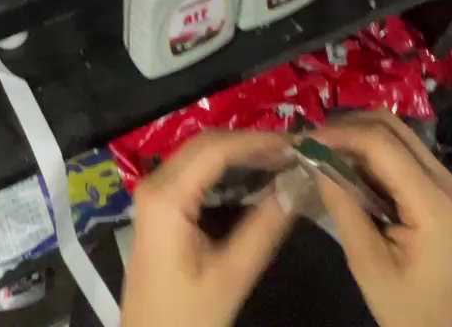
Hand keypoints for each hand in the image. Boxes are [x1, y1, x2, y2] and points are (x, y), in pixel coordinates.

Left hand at [120, 130, 295, 326]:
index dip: (256, 142)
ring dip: (238, 152)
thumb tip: (297, 187)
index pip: (215, 150)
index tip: (295, 144)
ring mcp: (153, 193)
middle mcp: (155, 183)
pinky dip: (224, 168)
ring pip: (199, 154)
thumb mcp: (230, 277)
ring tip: (280, 158)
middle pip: (205, 145)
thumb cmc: (186, 317)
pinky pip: (193, 171)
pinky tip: (252, 175)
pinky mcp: (159, 205)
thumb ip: (263, 229)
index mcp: (166, 196)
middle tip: (292, 150)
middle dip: (249, 143)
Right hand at [309, 111, 451, 326]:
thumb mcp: (371, 268)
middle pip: (392, 127)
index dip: (337, 134)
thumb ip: (344, 209)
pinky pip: (405, 158)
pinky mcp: (445, 198)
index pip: (380, 143)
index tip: (302, 143)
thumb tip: (314, 163)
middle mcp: (447, 183)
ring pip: (399, 138)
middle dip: (347, 127)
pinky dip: (373, 156)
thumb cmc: (418, 318)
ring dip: (359, 139)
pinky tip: (348, 172)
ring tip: (323, 155)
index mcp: (434, 202)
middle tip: (311, 145)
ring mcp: (450, 188)